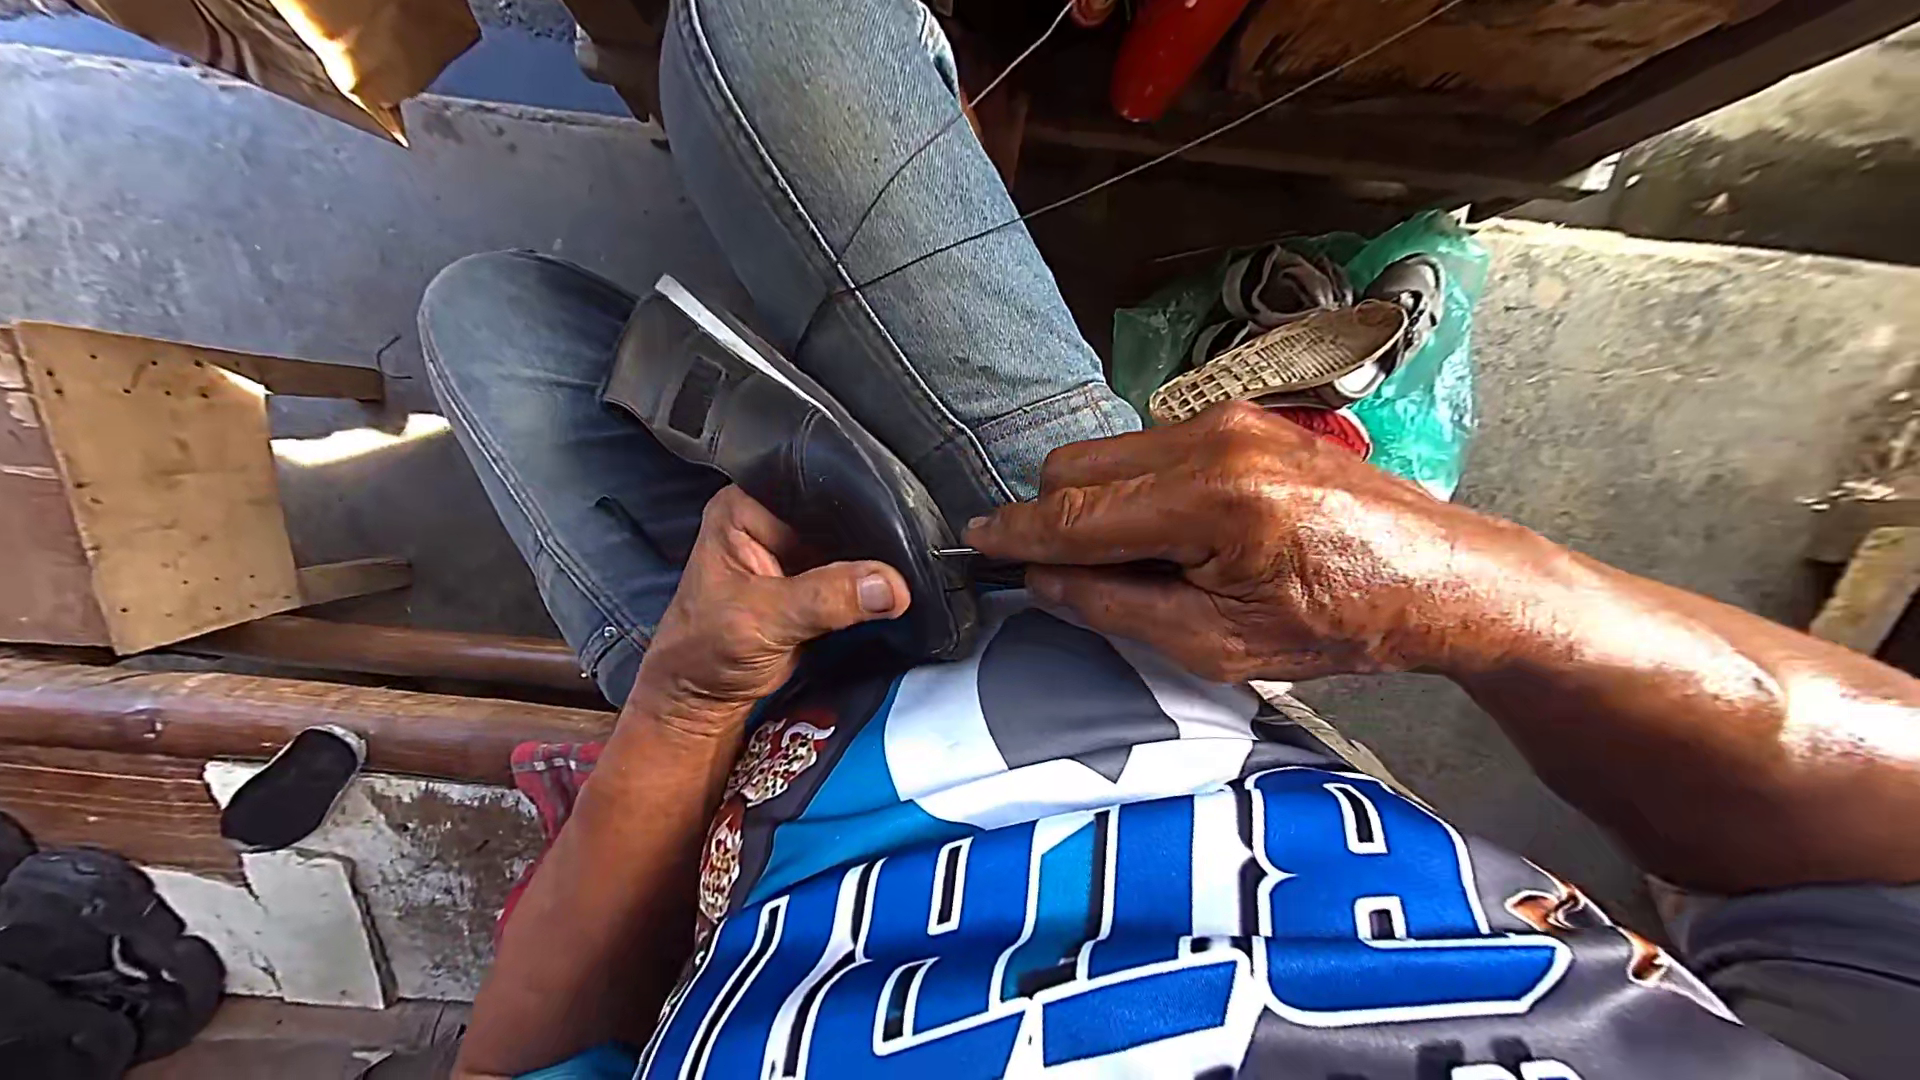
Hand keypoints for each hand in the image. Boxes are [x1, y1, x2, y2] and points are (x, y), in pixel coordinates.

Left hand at [628, 486, 909, 736]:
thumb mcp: (763, 620)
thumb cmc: (706, 653)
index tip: (895, 522)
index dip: (855, 503)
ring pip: (850, 542)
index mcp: (745, 507)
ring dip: (874, 561)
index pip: (813, 488)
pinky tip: (890, 588)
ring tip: (903, 569)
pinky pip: (853, 570)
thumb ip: (825, 598)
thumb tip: (889, 586)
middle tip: (906, 552)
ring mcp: (793, 548)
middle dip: (870, 536)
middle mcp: (771, 518)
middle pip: (838, 513)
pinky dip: (870, 583)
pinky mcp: (813, 576)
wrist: (704, 699)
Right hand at [964, 402, 1531, 681]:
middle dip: (1049, 519)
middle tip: (1071, 573)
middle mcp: (1211, 439)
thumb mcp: (1216, 644)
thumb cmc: (1337, 623)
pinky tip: (1163, 529)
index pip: (1076, 514)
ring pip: (1103, 453)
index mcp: (1213, 501)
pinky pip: (1140, 448)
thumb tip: (1043, 579)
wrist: (1439, 575)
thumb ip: (1114, 606)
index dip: (1015, 532)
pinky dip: (1125, 489)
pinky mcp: (1234, 417)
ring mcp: (1224, 418)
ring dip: (1088, 505)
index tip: (974, 542)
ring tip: (1134, 557)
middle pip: (1074, 466)